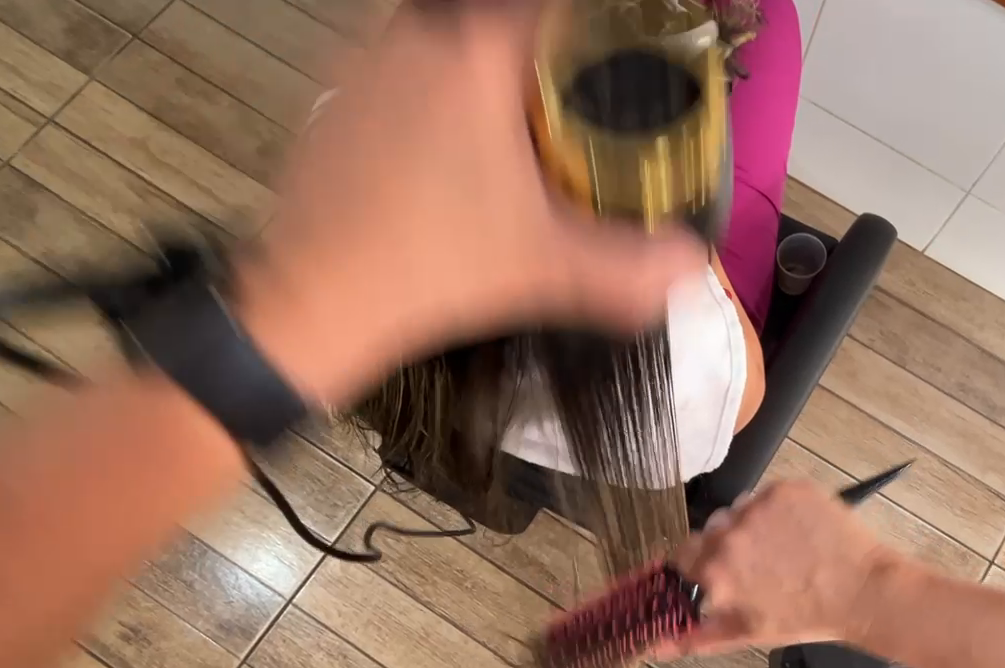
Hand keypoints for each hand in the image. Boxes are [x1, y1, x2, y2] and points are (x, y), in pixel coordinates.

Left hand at [238, 0, 703, 405]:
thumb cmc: (428, 275)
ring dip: (490, 70)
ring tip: (515, 131)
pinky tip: (452, 148)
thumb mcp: (543, 270)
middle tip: (571, 106)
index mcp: (474, 52)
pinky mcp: (337, 92)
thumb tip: (690, 270)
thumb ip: (626, 269)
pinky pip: (407, 63)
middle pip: (505, 23)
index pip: (556, 11)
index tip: (611, 64)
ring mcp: (367, 57)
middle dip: (544, 60)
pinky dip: (440, 87)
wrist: (314, 301)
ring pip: (451, 38)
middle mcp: (416, 32)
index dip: (596, 32)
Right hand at [659, 481, 909, 656]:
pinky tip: (798, 530)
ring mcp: (758, 506)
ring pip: (739, 510)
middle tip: (756, 562)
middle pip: (711, 529)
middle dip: (726, 544)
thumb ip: (694, 639)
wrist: (863, 591)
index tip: (716, 570)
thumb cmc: (806, 617)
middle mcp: (729, 532)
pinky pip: (768, 494)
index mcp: (714, 568)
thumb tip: (654, 647)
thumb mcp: (746, 633)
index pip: (683, 553)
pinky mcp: (786, 489)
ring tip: (781, 547)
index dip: (698, 563)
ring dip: (750, 524)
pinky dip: (778, 509)